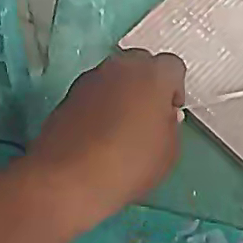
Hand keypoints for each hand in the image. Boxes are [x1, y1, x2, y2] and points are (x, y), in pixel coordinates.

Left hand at [29, 49, 186, 223]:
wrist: (70, 178)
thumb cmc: (129, 165)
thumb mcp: (168, 152)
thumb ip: (170, 125)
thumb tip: (163, 116)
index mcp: (153, 75)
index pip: (172, 67)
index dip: (174, 90)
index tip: (170, 111)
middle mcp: (120, 67)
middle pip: (140, 64)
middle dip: (146, 84)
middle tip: (147, 114)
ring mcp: (90, 79)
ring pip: (113, 77)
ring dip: (120, 93)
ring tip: (120, 126)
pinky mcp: (67, 95)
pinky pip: (92, 93)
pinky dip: (98, 105)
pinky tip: (98, 133)